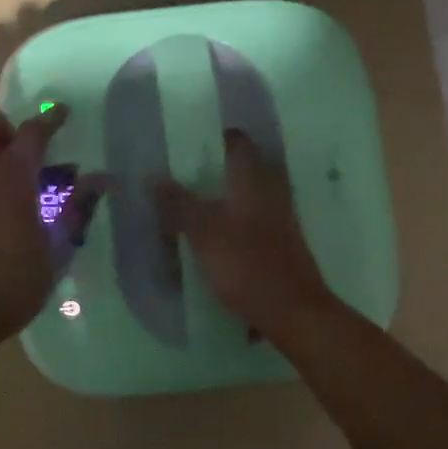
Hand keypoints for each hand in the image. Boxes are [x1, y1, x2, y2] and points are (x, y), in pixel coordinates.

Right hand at [157, 130, 335, 337]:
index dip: (215, 138)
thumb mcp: (203, 232)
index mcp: (253, 179)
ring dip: (224, 197)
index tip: (188, 142)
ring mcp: (280, 218)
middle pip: (244, 168)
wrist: (292, 311)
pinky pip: (254, 221)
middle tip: (184, 175)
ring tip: (191, 207)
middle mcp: (271, 191)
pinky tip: (213, 238)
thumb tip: (155, 177)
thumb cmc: (246, 263)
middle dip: (216, 169)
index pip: (237, 142)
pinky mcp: (281, 243)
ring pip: (249, 195)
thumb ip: (178, 203)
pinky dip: (234, 222)